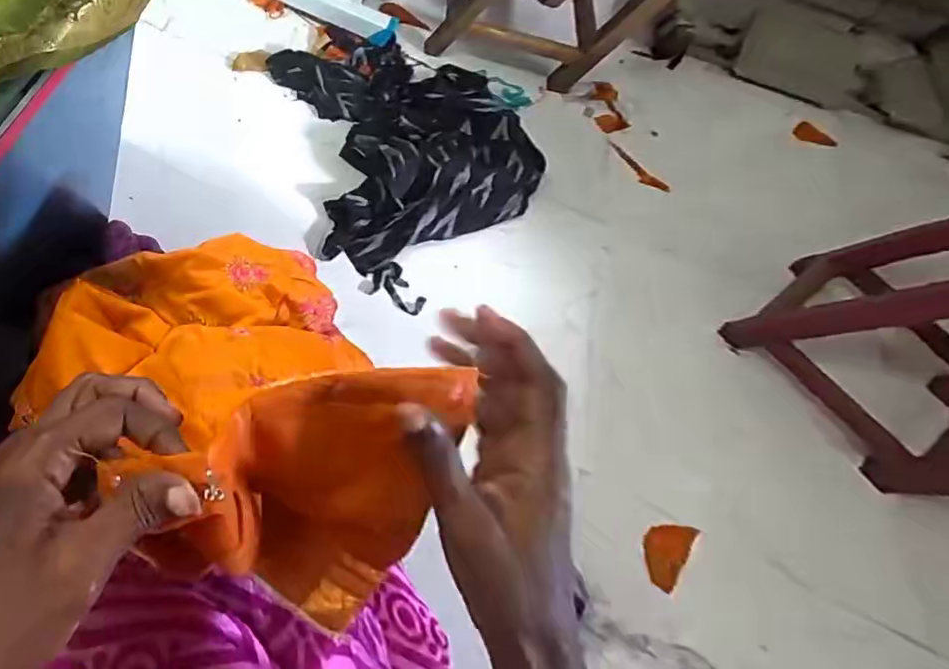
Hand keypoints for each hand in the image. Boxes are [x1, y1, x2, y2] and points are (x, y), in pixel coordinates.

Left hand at [0, 374, 200, 668]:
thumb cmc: (13, 609)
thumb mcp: (79, 563)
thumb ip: (133, 512)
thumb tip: (189, 484)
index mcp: (37, 451)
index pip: (107, 409)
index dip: (153, 426)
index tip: (189, 464)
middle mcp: (27, 443)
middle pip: (86, 393)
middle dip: (134, 400)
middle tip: (175, 424)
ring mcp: (20, 465)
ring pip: (75, 418)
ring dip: (118, 422)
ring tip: (158, 450)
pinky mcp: (21, 490)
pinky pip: (67, 452)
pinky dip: (101, 453)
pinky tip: (124, 481)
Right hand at [397, 307, 579, 668]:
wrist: (531, 633)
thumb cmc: (502, 578)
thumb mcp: (463, 520)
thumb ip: (437, 462)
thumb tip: (408, 405)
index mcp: (536, 459)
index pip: (539, 387)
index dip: (516, 345)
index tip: (481, 315)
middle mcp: (536, 454)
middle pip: (523, 385)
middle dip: (490, 346)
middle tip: (446, 320)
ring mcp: (524, 466)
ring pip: (507, 401)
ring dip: (478, 368)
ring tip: (436, 342)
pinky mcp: (509, 478)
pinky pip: (493, 423)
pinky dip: (469, 398)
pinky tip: (440, 393)